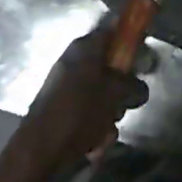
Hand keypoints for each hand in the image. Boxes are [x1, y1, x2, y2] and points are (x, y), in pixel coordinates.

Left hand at [15, 27, 148, 164]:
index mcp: (85, 47)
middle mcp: (73, 60)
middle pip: (108, 67)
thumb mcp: (114, 96)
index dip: (131, 42)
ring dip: (108, 114)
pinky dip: (92, 127)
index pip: (113, 31)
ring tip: (107, 132)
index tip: (143, 60)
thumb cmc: (79, 112)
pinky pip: (85, 111)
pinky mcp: (58, 107)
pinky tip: (94, 145)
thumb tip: (140, 87)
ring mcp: (64, 83)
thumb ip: (132, 86)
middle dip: (120, 91)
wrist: (38, 149)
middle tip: (125, 106)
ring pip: (99, 94)